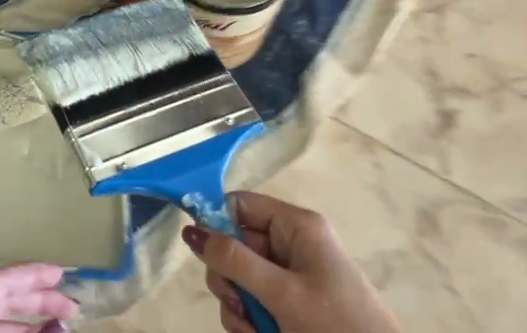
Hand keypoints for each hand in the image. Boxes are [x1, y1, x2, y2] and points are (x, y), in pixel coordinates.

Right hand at [182, 192, 398, 332]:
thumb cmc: (337, 328)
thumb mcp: (282, 293)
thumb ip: (233, 260)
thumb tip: (190, 230)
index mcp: (296, 227)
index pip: (238, 205)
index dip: (215, 224)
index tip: (202, 253)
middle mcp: (291, 246)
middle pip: (234, 246)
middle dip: (229, 280)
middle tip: (240, 305)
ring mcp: (291, 279)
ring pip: (239, 281)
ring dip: (238, 308)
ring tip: (257, 331)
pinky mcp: (292, 308)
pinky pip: (253, 305)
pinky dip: (250, 324)